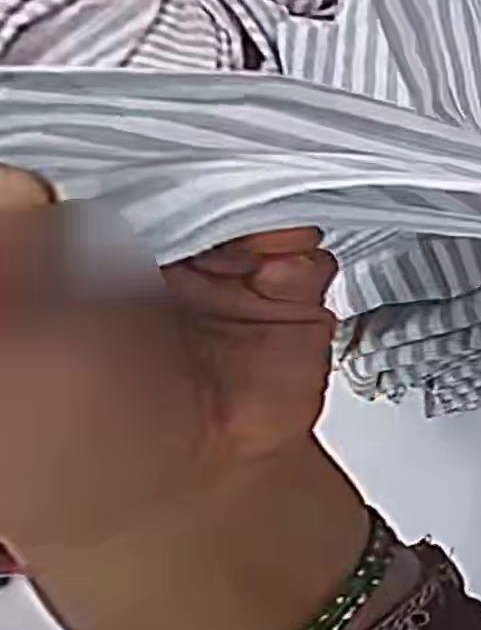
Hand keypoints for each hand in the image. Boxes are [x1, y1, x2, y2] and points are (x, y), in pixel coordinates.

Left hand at [0, 165, 337, 555]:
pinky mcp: (285, 295)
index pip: (76, 189)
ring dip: (253, 218)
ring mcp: (216, 276)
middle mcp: (135, 260)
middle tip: (197, 182)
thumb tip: (21, 178)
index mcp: (53, 263)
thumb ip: (19, 257)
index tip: (118, 145)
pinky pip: (303, 254)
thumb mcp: (13, 342)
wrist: (187, 484)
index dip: (94, 166)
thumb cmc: (64, 433)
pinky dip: (299, 252)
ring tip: (249, 242)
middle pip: (172, 192)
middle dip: (188, 183)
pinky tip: (281, 268)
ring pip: (244, 215)